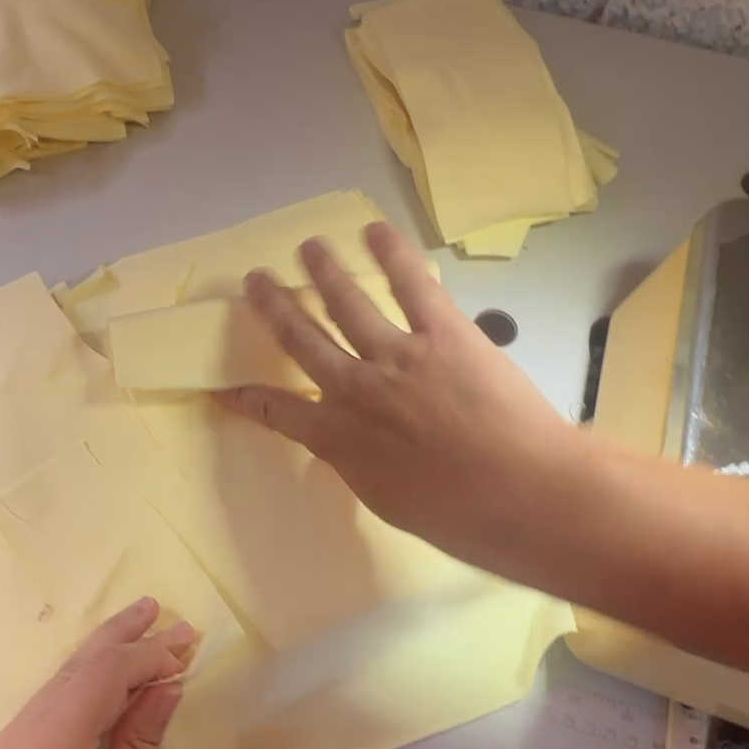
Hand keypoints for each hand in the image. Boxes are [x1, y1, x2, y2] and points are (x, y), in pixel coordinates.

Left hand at [0, 598, 192, 748]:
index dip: (145, 656)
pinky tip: (111, 668)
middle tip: (163, 612)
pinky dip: (86, 680)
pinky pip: (50, 699)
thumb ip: (140, 742)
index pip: (100, 680)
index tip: (186, 642)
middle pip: (76, 668)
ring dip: (104, 653)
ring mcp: (4, 741)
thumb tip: (166, 684)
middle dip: (124, 639)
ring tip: (142, 624)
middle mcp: (16, 736)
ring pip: (60, 678)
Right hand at [216, 221, 592, 566]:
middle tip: (256, 282)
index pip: (279, 412)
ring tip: (309, 247)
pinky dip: (391, 254)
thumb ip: (358, 465)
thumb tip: (350, 447)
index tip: (226, 386)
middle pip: (300, 339)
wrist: (521, 493)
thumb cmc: (455, 517)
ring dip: (323, 272)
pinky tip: (373, 231)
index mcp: (336, 438)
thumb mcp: (384, 501)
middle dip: (273, 308)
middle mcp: (353, 389)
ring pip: (346, 304)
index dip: (248, 399)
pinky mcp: (442, 332)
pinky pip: (410, 285)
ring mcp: (395, 356)